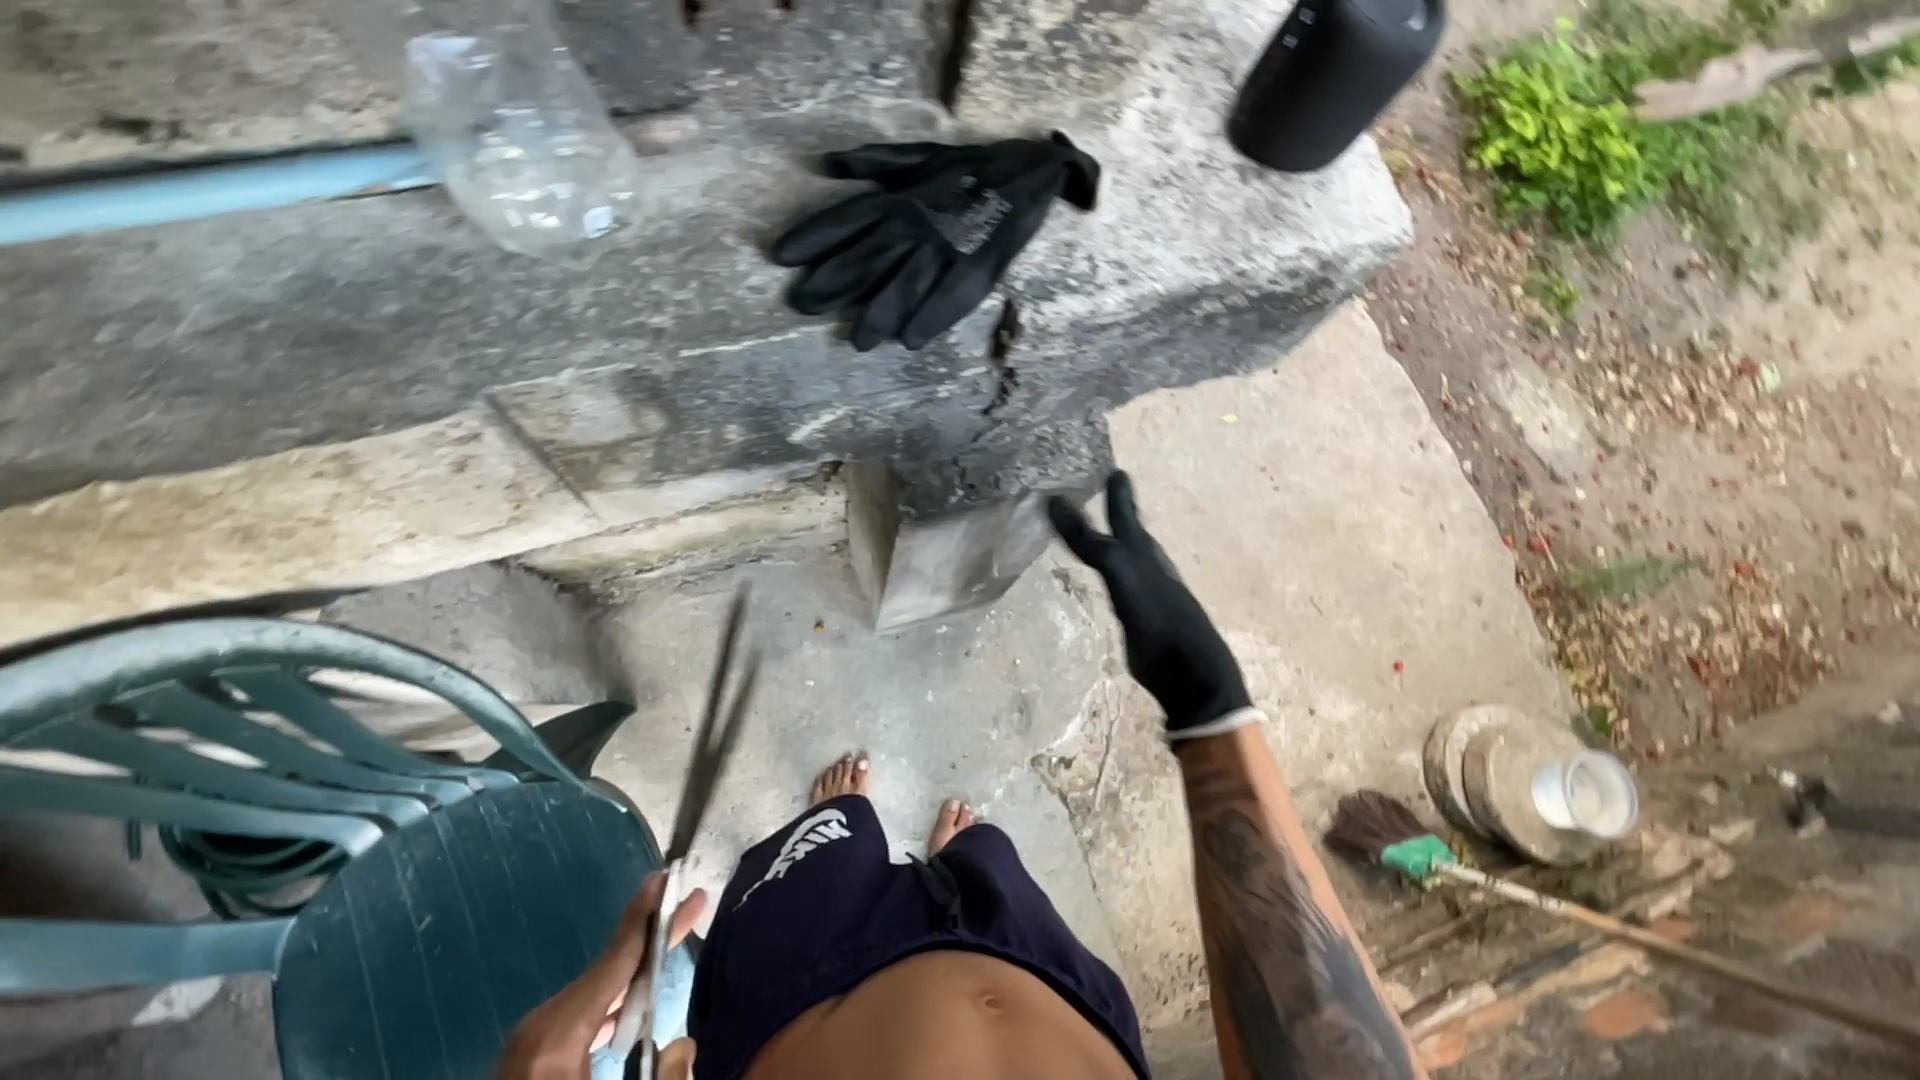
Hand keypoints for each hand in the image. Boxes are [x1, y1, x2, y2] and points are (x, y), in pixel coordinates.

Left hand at [496, 872, 707, 1079]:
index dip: (645, 919)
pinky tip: (635, 998)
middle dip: (651, 939)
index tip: (665, 877)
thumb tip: (683, 1042)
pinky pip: (580, 1016)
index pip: (613, 964)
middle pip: (607, 971)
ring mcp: (529, 1046)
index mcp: (558, 1042)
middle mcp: (540, 1031)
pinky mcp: (528, 1062)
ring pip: (593, 993)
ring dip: (635, 970)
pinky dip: (612, 1000)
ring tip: (674, 939)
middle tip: (690, 903)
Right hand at [1047, 471, 1256, 737]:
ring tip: (1103, 533)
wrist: (1189, 672)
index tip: (1116, 470)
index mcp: (1144, 552)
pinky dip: (1111, 575)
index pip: (1125, 515)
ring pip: (1128, 558)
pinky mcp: (1141, 621)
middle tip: (1112, 490)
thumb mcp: (1121, 572)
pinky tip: (1110, 581)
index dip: (1118, 494)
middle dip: (1121, 513)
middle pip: (1131, 533)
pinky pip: (1120, 585)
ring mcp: (1147, 595)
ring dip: (1116, 544)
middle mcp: (1148, 568)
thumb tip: (1053, 500)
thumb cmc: (1158, 618)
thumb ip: (1089, 540)